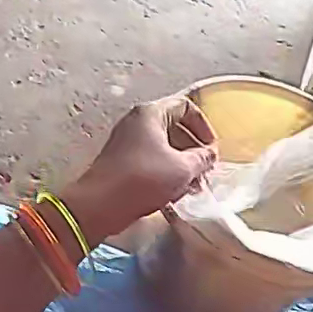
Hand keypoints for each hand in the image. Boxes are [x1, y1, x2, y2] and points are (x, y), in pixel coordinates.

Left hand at [61, 96, 217, 240]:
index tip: (211, 149)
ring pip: (162, 147)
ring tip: (193, 186)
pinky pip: (150, 161)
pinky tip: (174, 192)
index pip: (185, 107)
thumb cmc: (143, 179)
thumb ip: (202, 158)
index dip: (204, 126)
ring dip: (181, 164)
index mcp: (150, 114)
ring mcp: (126, 143)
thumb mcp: (182, 168)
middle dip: (194, 149)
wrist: (101, 205)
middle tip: (205, 170)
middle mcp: (136, 123)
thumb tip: (210, 155)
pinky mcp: (121, 163)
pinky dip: (165, 172)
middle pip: (174, 127)